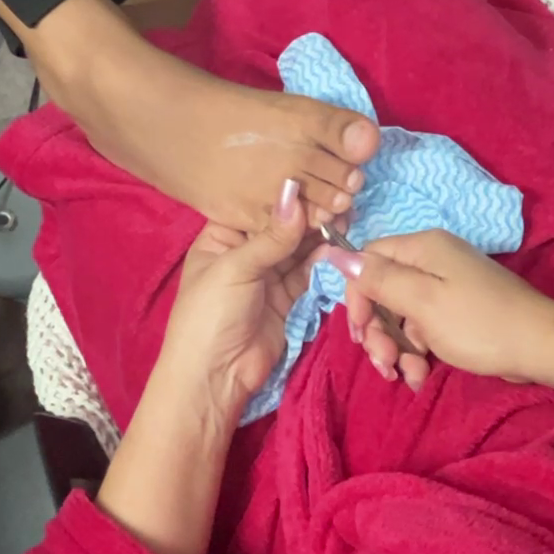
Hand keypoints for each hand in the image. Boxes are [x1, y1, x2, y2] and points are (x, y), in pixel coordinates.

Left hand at [154, 178, 316, 420]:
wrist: (215, 377)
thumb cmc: (209, 315)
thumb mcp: (236, 269)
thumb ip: (271, 235)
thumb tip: (296, 193)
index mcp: (219, 237)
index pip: (254, 205)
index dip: (283, 192)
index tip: (314, 176)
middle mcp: (242, 251)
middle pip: (279, 224)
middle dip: (306, 212)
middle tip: (338, 194)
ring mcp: (265, 274)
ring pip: (296, 246)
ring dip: (318, 232)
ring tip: (344, 212)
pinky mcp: (284, 296)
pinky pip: (305, 270)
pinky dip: (320, 257)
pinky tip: (336, 241)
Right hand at [321, 229, 553, 390]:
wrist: (541, 347)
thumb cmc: (479, 322)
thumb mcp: (422, 301)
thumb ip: (378, 278)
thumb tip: (335, 255)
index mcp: (422, 248)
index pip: (368, 260)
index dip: (357, 296)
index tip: (359, 331)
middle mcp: (431, 261)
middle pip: (382, 292)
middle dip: (377, 331)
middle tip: (384, 363)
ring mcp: (445, 288)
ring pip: (400, 316)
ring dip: (396, 349)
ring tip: (407, 376)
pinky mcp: (455, 313)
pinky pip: (422, 329)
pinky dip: (417, 352)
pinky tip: (420, 376)